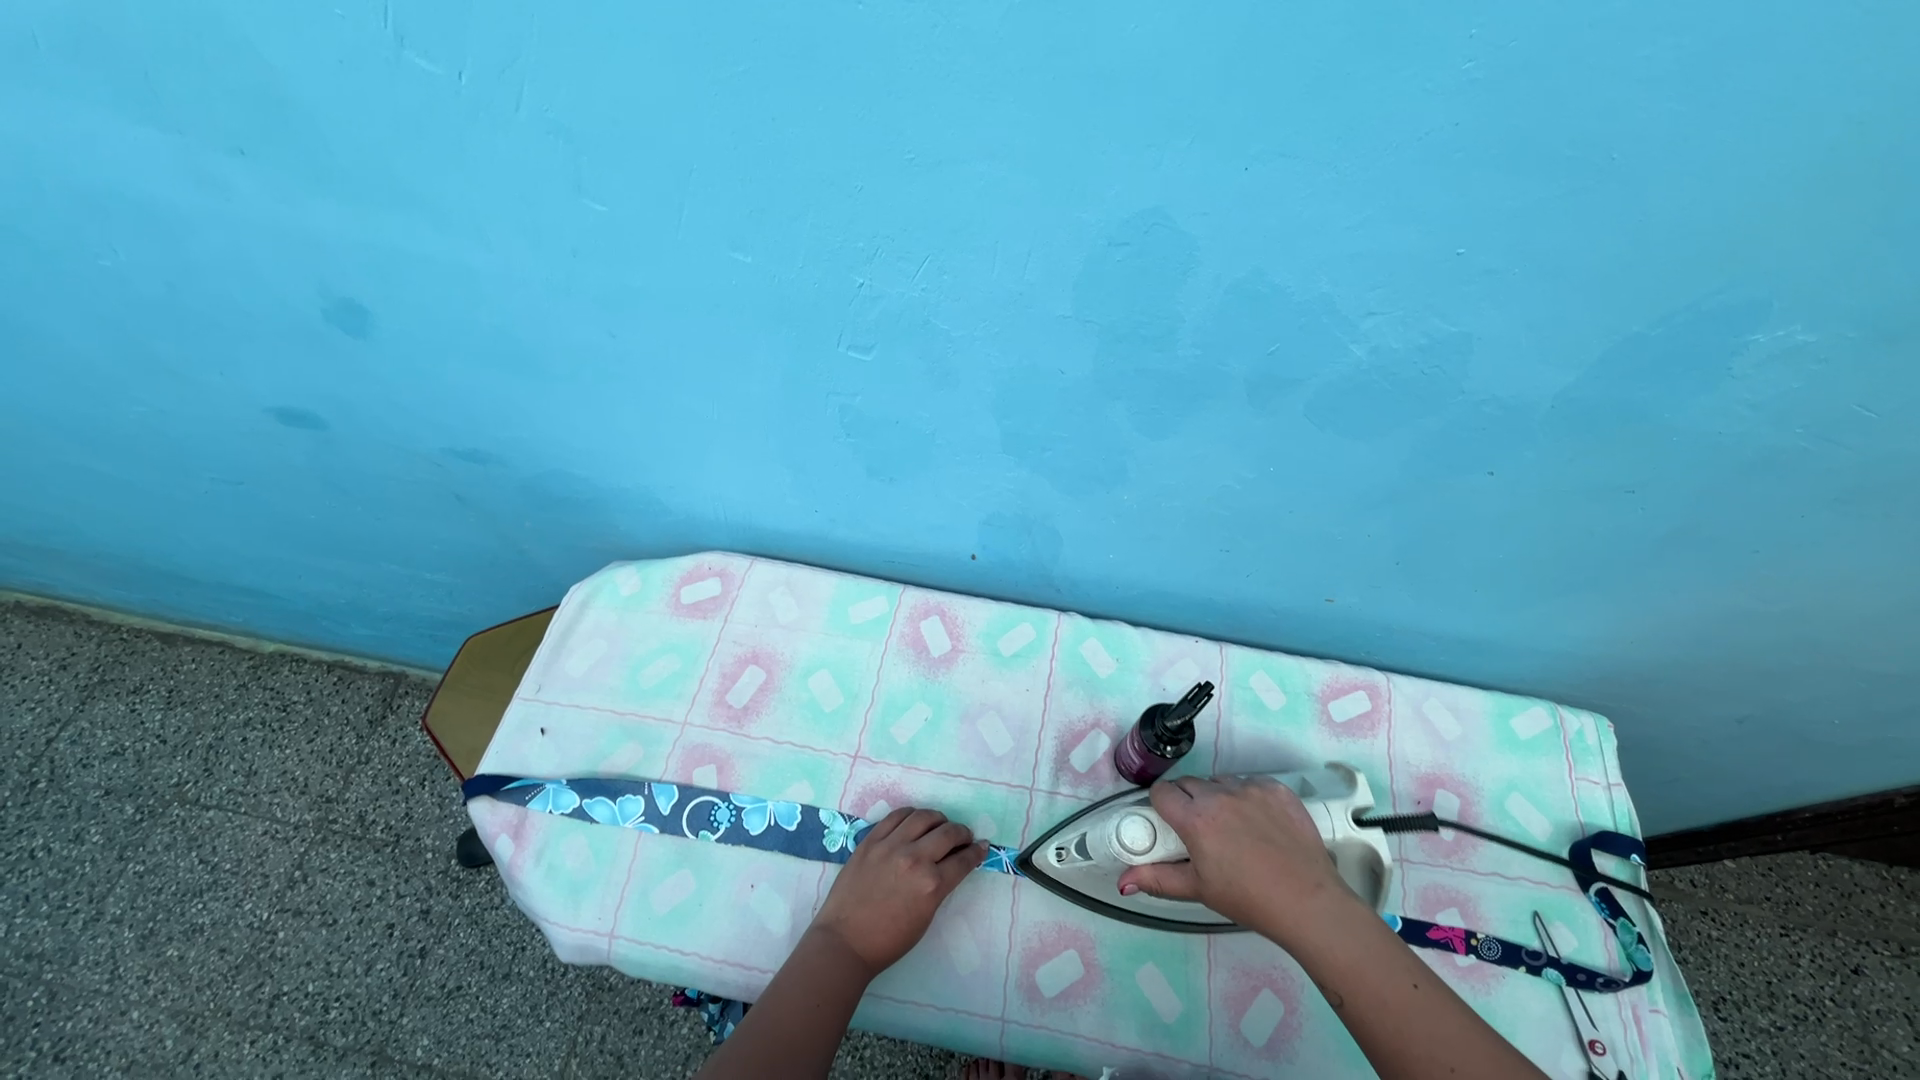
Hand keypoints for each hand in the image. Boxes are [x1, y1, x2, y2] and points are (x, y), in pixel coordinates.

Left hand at [809, 806, 985, 976]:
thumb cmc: (889, 940)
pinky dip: (911, 815)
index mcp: (931, 885)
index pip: (963, 859)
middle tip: (963, 837)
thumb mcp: (926, 916)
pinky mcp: (870, 841)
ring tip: (940, 826)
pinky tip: (915, 821)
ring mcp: (890, 846)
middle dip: (962, 833)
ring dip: (939, 819)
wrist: (845, 941)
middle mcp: (914, 859)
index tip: (981, 846)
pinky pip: (896, 816)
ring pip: (923, 817)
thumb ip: (940, 886)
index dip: (976, 851)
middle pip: (948, 832)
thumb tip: (953, 865)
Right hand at [1115, 775, 1356, 943]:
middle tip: (1200, 830)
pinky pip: (1251, 783)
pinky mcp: (1278, 789)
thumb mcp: (1197, 889)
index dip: (1161, 806)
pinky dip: (1248, 797)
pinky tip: (1258, 823)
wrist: (1307, 902)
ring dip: (1218, 797)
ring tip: (1232, 828)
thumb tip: (1123, 881)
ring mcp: (1252, 789)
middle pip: (1190, 784)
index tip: (1170, 822)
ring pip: (1221, 782)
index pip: (1162, 792)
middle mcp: (1220, 795)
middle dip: (1188, 801)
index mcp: (1195, 818)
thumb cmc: (1247, 898)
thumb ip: (1156, 878)